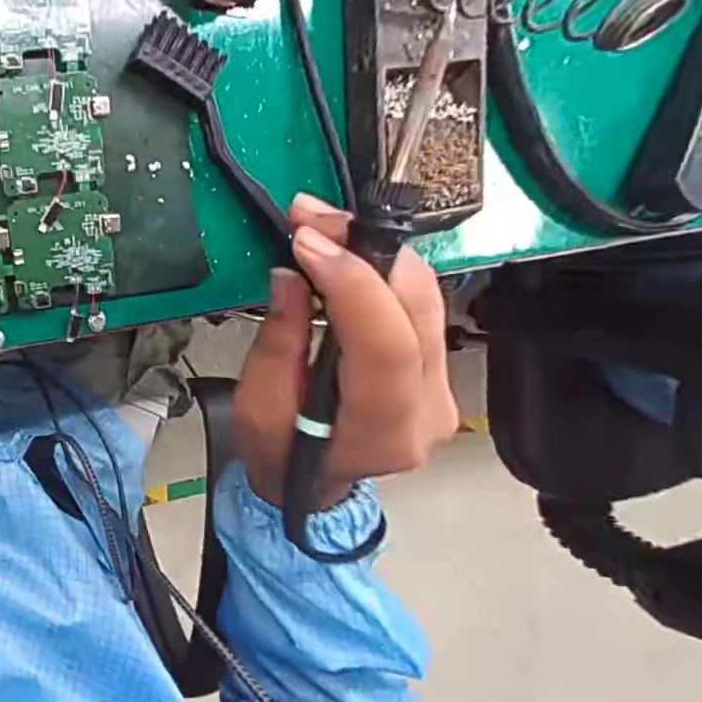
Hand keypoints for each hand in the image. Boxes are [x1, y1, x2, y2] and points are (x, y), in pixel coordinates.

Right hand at [233, 193, 458, 506]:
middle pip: (418, 311)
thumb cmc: (273, 452)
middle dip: (366, 251)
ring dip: (375, 254)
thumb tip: (292, 277)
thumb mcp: (258, 404)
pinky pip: (419, 309)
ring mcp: (443, 389)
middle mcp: (430, 409)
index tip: (308, 240)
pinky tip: (347, 255)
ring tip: (324, 227)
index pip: (385, 345)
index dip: (351, 284)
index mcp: (382, 429)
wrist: (305, 484)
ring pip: (426, 301)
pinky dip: (381, 274)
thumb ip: (280, 341)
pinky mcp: (437, 370)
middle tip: (312, 217)